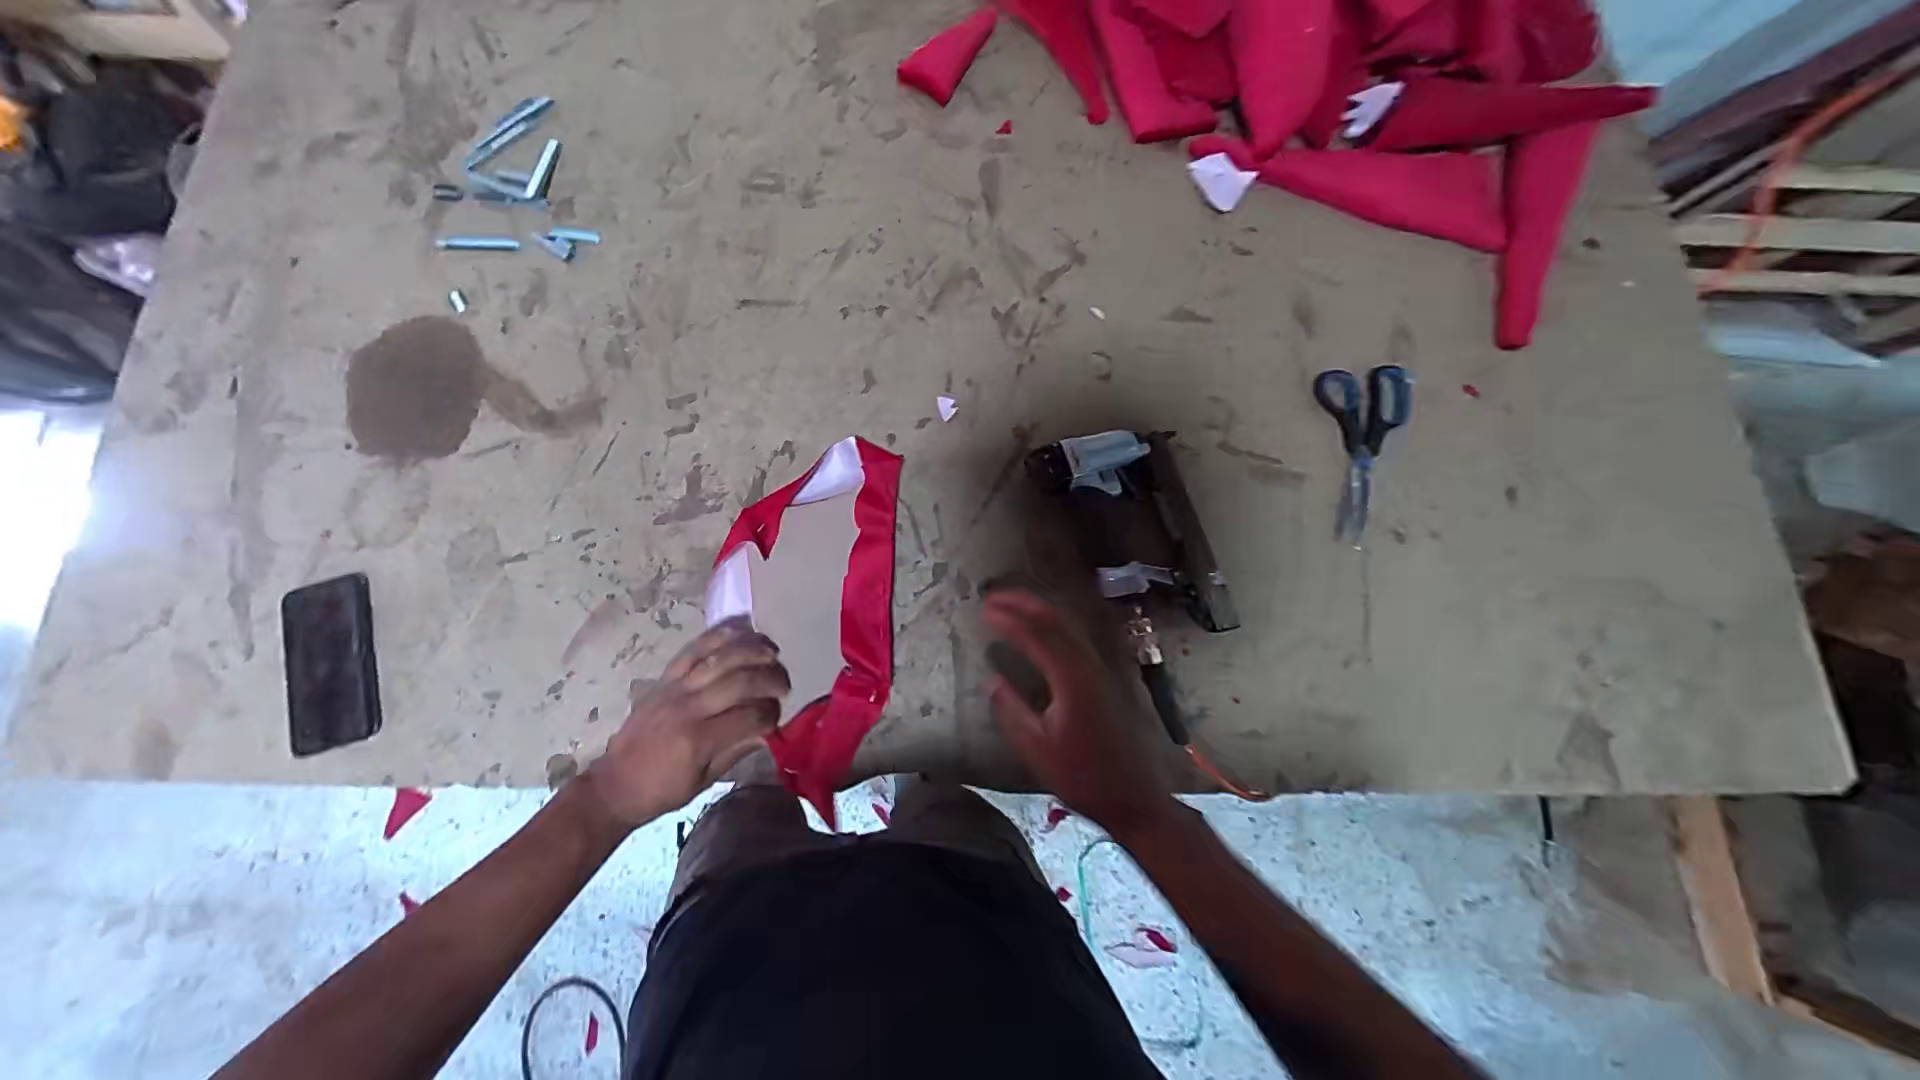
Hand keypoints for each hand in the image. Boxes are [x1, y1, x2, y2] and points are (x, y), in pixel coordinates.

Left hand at [582, 617, 789, 827]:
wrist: (614, 783)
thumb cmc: (661, 790)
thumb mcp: (704, 781)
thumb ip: (738, 750)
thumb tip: (770, 729)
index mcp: (698, 740)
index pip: (750, 716)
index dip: (772, 713)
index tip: (779, 718)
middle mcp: (687, 708)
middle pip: (740, 680)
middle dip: (772, 678)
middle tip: (785, 686)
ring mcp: (674, 688)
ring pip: (720, 656)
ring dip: (753, 649)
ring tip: (774, 653)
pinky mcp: (665, 677)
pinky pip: (695, 647)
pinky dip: (721, 635)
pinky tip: (743, 632)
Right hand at [983, 588, 1173, 837]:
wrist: (1132, 796)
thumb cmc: (1083, 776)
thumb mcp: (1037, 749)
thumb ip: (1012, 712)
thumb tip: (992, 681)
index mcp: (1072, 679)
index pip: (1038, 635)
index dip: (1010, 618)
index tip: (985, 609)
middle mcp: (1089, 666)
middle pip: (1057, 620)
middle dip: (1025, 603)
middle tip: (995, 596)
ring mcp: (1100, 670)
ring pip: (1069, 626)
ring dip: (1040, 611)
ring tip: (1013, 606)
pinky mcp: (1104, 679)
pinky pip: (1076, 639)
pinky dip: (1054, 626)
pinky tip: (1041, 632)